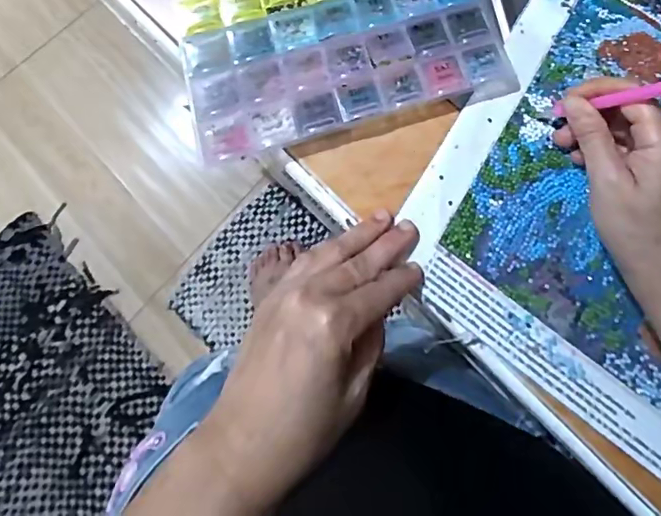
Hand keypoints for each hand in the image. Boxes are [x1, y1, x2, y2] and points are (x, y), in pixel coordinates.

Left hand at [191, 211, 421, 510]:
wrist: (241, 443)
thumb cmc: (304, 432)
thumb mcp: (353, 394)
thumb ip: (371, 344)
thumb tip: (380, 311)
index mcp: (334, 323)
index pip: (379, 292)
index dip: (402, 279)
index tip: (420, 266)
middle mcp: (311, 295)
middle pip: (356, 263)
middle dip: (386, 244)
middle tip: (409, 225)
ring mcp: (287, 290)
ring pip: (329, 252)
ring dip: (357, 234)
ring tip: (380, 217)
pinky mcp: (271, 295)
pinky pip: (303, 261)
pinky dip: (325, 247)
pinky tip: (340, 241)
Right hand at [554, 77, 660, 294]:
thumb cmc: (633, 229)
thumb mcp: (606, 178)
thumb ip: (591, 134)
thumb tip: (573, 100)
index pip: (632, 95)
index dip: (597, 92)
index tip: (565, 102)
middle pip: (626, 107)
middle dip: (589, 112)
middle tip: (558, 128)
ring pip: (621, 125)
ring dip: (590, 129)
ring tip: (562, 146)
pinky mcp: (653, 168)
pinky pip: (624, 144)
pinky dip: (600, 146)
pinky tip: (579, 159)